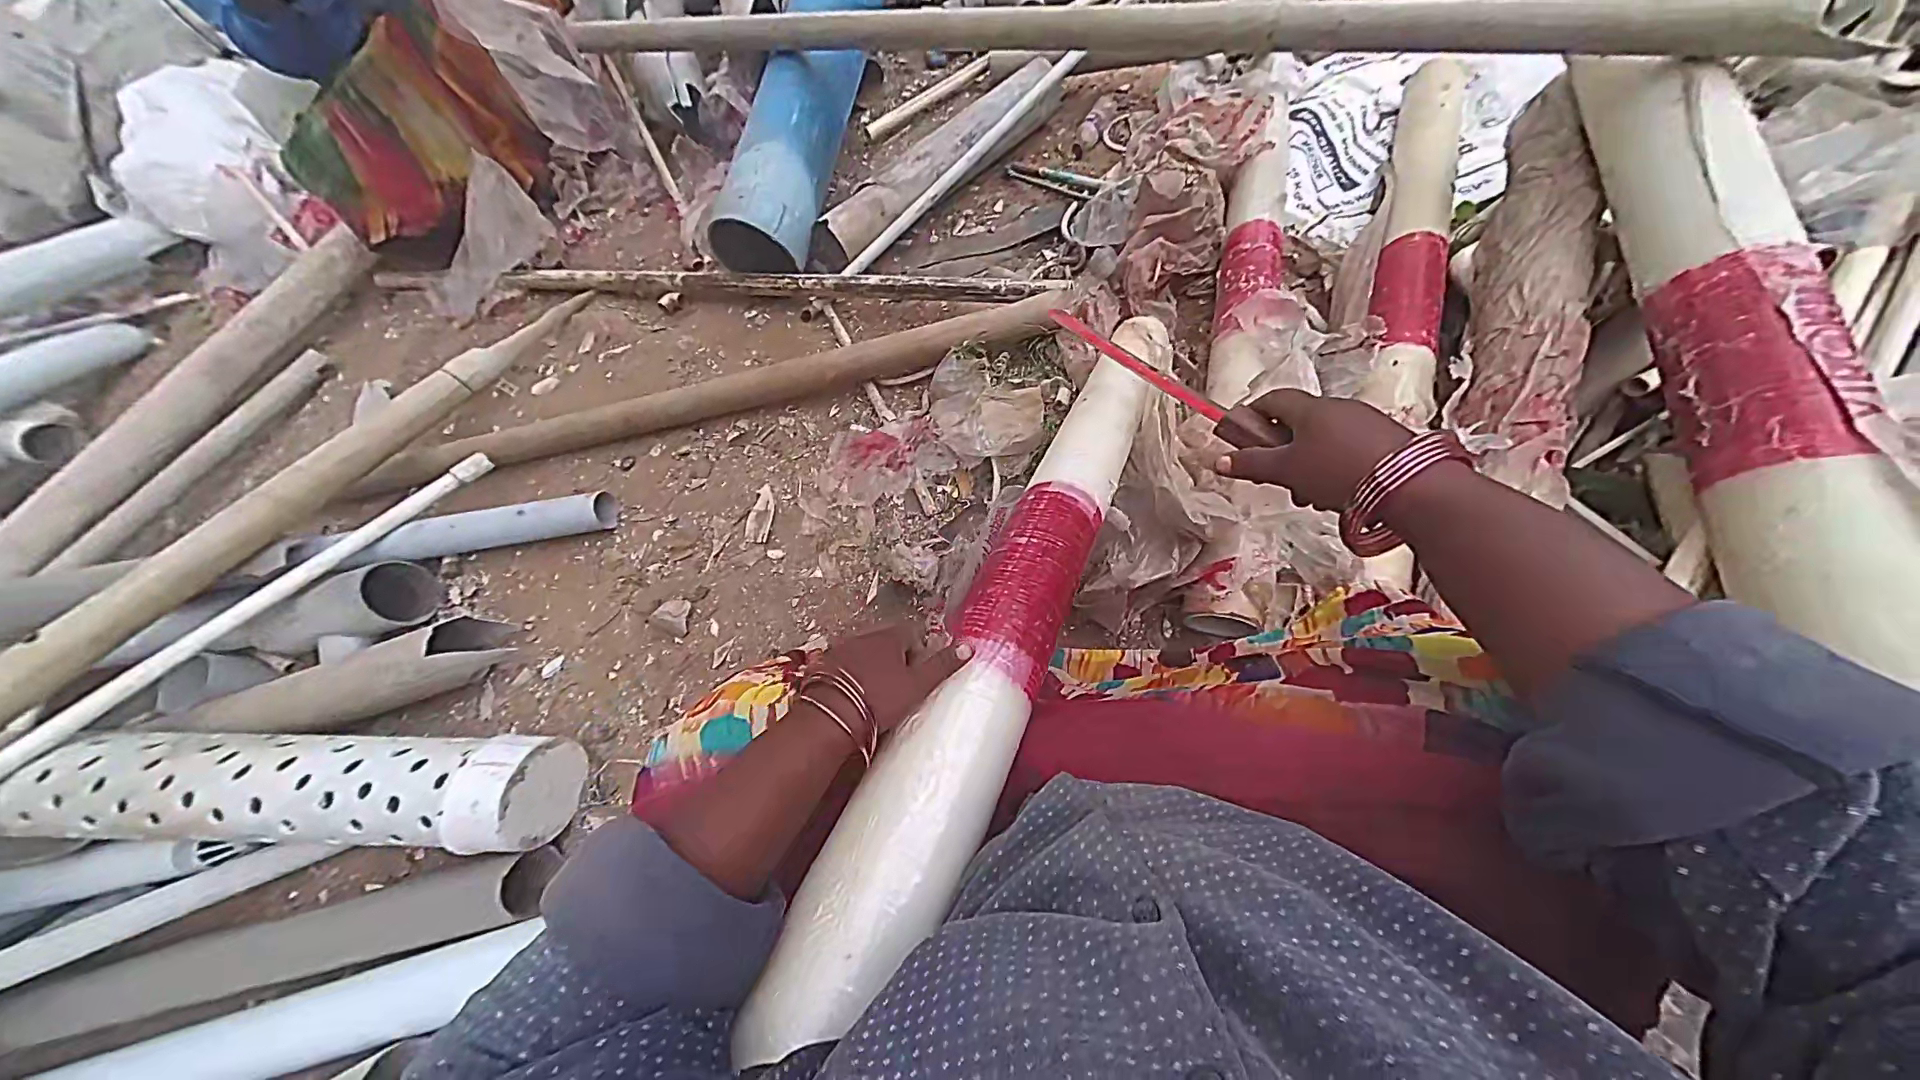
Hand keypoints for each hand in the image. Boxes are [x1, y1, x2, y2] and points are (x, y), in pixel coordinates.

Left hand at [811, 625, 966, 735]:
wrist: (832, 717)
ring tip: (877, 695)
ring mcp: (842, 651)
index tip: (920, 674)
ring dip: (872, 669)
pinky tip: (854, 697)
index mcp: (890, 637)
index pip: (912, 635)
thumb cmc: (879, 700)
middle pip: (887, 644)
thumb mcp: (918, 685)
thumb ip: (943, 665)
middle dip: (895, 661)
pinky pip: (844, 669)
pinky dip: (851, 678)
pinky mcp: (824, 668)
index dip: (919, 653)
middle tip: (901, 687)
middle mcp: (865, 637)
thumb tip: (969, 647)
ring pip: (864, 655)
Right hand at [1213, 390, 1414, 510]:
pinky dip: (1332, 468)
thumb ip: (1251, 464)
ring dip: (1306, 464)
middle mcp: (1338, 408)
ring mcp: (1365, 423)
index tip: (1240, 434)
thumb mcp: (1285, 471)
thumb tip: (1219, 461)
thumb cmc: (1337, 471)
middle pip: (1297, 423)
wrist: (1409, 486)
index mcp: (1310, 408)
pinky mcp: (1385, 441)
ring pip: (1321, 440)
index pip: (1272, 400)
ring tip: (1307, 494)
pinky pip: (1346, 450)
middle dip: (1280, 450)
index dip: (1252, 414)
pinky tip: (1334, 494)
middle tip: (1275, 475)